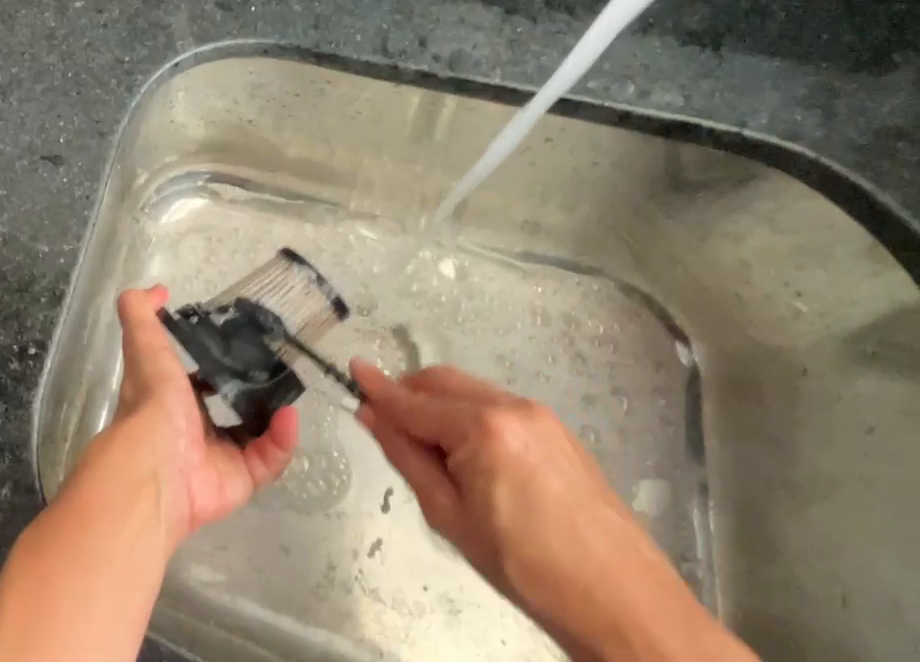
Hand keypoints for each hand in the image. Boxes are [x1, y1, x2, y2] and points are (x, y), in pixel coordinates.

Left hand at [101, 286, 298, 554]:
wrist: (157, 463)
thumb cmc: (151, 398)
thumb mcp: (143, 343)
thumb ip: (141, 312)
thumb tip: (157, 289)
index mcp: (166, 395)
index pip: (192, 377)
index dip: (211, 361)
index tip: (237, 343)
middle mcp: (190, 425)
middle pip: (226, 406)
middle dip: (250, 390)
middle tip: (277, 370)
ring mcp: (215, 454)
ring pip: (254, 435)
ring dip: (274, 416)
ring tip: (291, 394)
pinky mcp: (239, 479)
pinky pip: (268, 459)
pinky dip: (282, 440)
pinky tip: (290, 419)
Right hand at [350, 361, 754, 661]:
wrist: (625, 606)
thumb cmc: (526, 568)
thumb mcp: (448, 515)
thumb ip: (406, 456)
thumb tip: (372, 416)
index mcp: (482, 428)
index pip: (411, 400)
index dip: (377, 389)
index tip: (350, 369)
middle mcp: (512, 408)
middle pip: (440, 382)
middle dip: (408, 396)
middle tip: (387, 429)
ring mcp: (542, 417)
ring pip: (468, 392)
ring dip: (439, 408)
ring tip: (434, 456)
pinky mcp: (560, 433)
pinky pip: (496, 408)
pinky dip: (469, 418)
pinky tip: (471, 459)